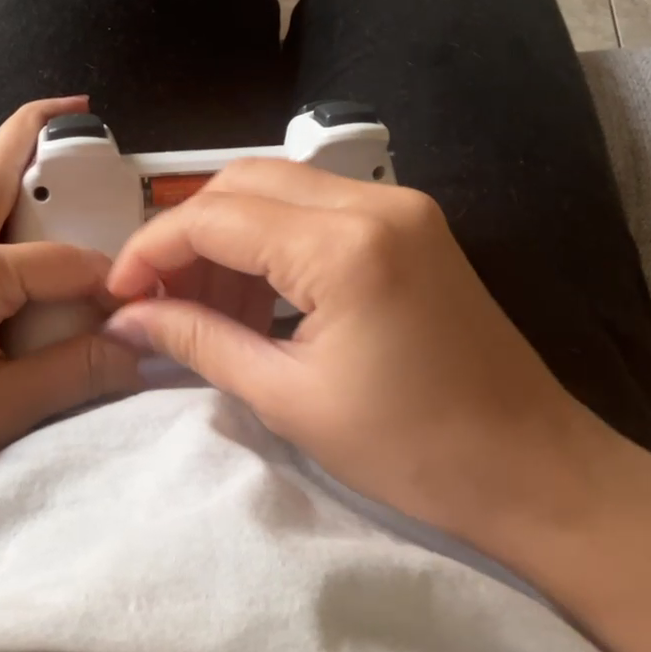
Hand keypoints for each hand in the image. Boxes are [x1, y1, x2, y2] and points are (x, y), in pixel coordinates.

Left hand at [0, 97, 142, 542]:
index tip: (148, 302)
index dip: (109, 278)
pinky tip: (12, 262)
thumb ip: (80, 369)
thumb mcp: (3, 408)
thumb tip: (149, 348)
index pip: (62, 258)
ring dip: (12, 182)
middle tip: (83, 120)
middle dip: (36, 139)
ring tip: (57, 180)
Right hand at [103, 159, 646, 544]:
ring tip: (206, 312)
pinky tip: (257, 300)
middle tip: (159, 302)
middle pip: (242, 183)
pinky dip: (273, 245)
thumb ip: (200, 341)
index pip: (214, 217)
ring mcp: (401, 208)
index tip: (119, 297)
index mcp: (343, 246)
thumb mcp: (289, 398)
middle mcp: (373, 203)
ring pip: (279, 190)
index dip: (150, 251)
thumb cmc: (411, 449)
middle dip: (186, 236)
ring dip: (228, 239)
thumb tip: (128, 320)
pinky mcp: (413, 227)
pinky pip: (318, 212)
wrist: (532, 468)